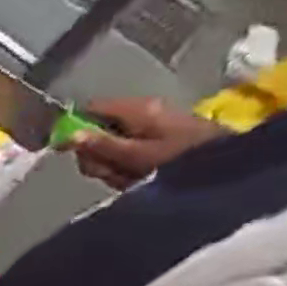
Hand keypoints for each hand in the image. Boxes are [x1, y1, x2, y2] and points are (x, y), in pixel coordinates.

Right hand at [61, 97, 226, 189]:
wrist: (224, 164)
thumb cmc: (180, 158)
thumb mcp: (135, 156)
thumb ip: (101, 146)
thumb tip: (69, 136)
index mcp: (136, 110)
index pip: (92, 108)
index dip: (73, 126)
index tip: (62, 149)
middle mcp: (140, 113)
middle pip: (96, 132)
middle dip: (95, 156)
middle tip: (110, 172)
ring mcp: (147, 126)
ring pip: (108, 147)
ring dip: (110, 166)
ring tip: (128, 177)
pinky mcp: (153, 139)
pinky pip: (123, 153)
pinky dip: (124, 168)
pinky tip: (136, 177)